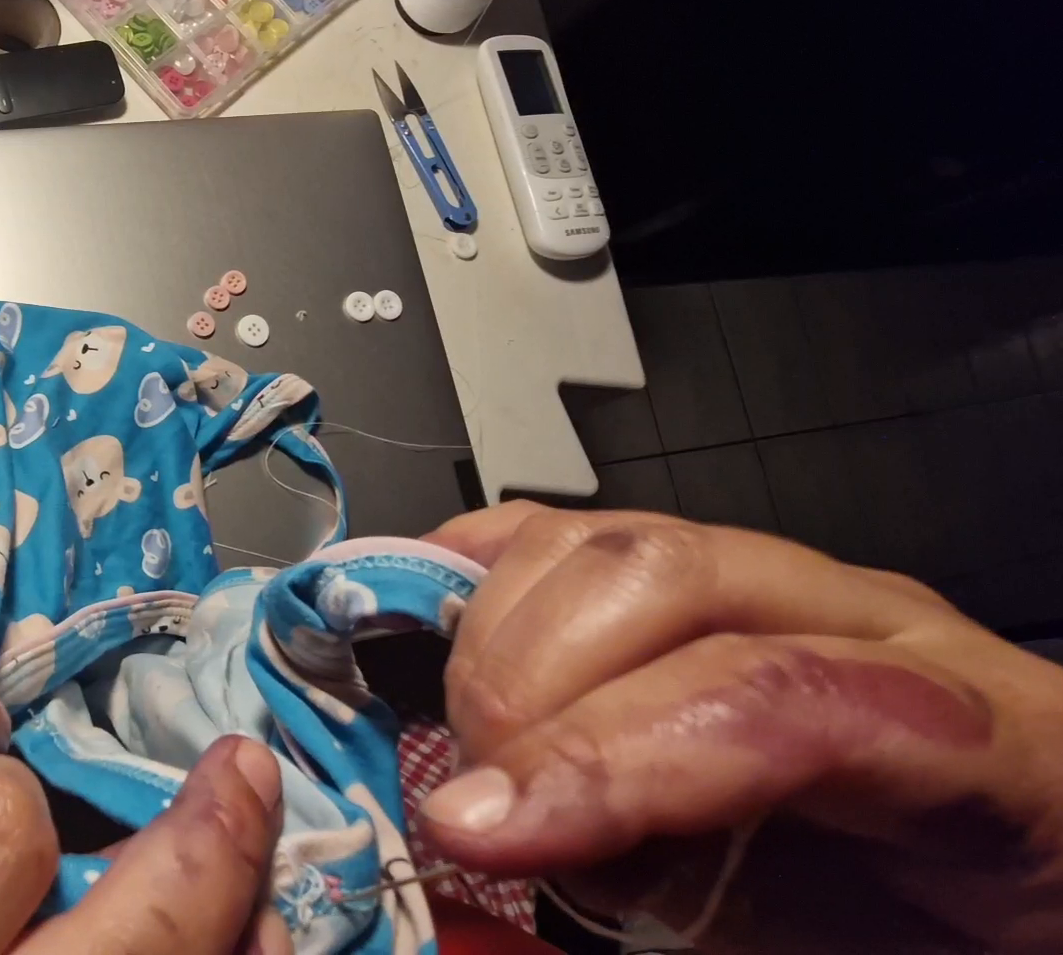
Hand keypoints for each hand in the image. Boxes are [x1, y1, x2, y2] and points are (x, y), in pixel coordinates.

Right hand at [418, 502, 1062, 954]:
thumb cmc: (924, 929)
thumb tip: (519, 830)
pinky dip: (477, 562)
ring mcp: (762, 566)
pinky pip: (560, 527)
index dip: (603, 756)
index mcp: (988, 735)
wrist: (997, 868)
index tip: (482, 829)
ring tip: (473, 732)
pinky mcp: (677, 554)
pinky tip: (442, 616)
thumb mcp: (828, 949)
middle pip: (659, 576)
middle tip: (473, 786)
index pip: (767, 696)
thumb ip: (690, 891)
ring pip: (595, 536)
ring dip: (490, 631)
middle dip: (524, 682)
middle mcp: (867, 613)